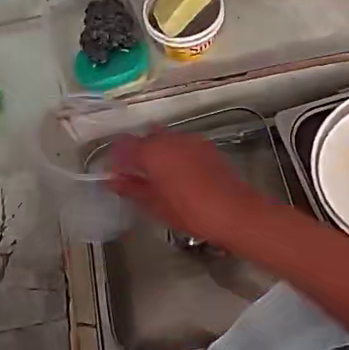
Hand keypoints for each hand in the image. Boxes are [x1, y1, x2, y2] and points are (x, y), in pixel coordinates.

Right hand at [107, 131, 272, 244]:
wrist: (234, 212)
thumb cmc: (190, 212)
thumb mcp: (155, 205)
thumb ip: (132, 188)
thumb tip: (114, 181)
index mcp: (152, 151)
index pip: (123, 145)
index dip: (117, 158)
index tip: (116, 174)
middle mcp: (171, 138)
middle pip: (146, 137)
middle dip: (138, 153)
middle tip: (136, 176)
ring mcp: (192, 140)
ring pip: (166, 139)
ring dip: (158, 152)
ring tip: (159, 177)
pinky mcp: (208, 147)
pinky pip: (184, 144)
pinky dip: (176, 154)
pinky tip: (180, 175)